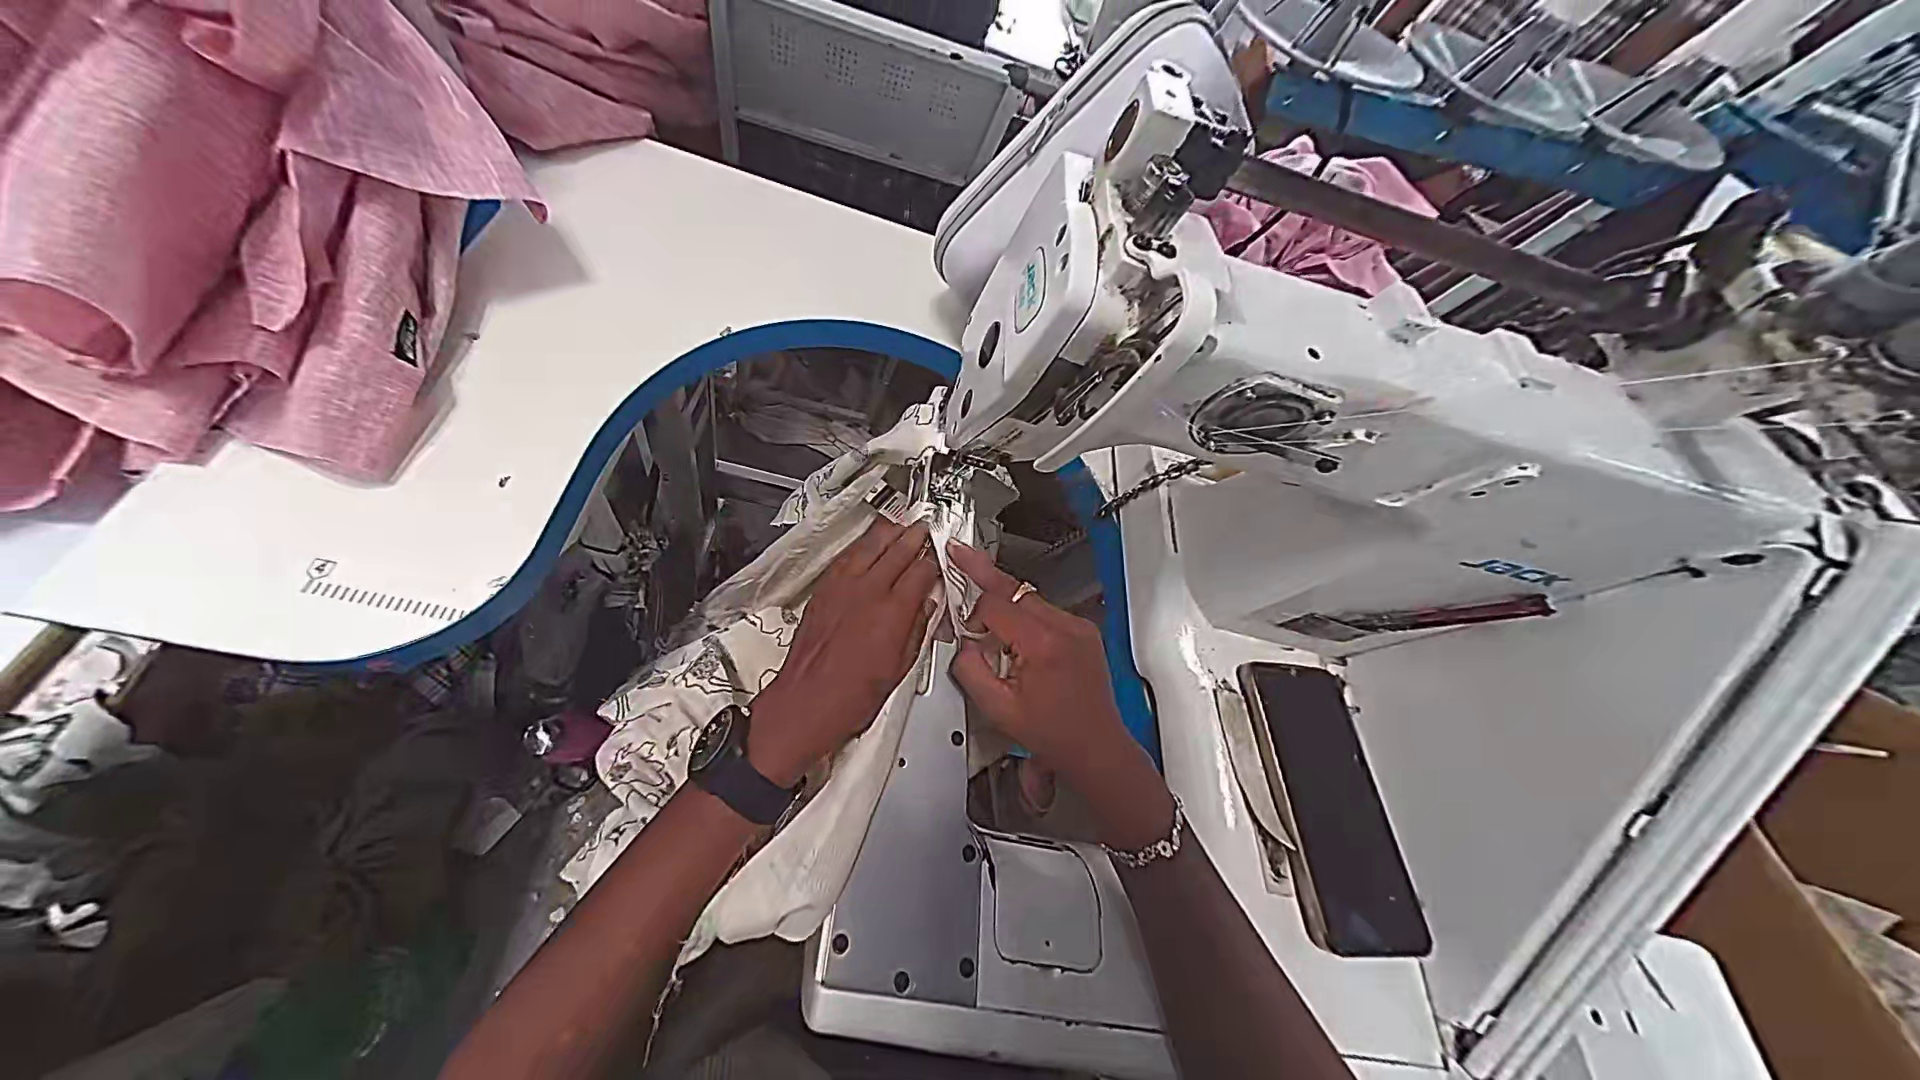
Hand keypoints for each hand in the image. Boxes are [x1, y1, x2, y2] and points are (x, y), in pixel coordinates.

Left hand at [748, 519, 940, 786]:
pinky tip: (866, 544)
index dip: (935, 561)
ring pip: (870, 546)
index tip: (940, 558)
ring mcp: (843, 588)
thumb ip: (916, 630)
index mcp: (894, 611)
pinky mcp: (823, 591)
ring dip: (888, 533)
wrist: (806, 702)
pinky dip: (860, 546)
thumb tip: (925, 609)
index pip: (923, 571)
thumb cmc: (850, 695)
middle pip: (898, 550)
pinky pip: (845, 557)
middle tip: (924, 527)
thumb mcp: (900, 667)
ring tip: (900, 525)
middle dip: (915, 536)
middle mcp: (869, 592)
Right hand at [945, 542, 1173, 848]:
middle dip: (985, 580)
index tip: (959, 614)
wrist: (1096, 747)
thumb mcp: (998, 708)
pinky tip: (1016, 642)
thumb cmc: (1056, 735)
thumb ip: (970, 669)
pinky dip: (1026, 619)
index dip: (972, 613)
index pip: (996, 605)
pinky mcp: (1084, 632)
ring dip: (1006, 607)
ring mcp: (1079, 628)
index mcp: (1044, 644)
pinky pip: (1046, 612)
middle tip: (960, 553)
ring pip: (1030, 599)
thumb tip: (962, 644)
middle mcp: (1067, 628)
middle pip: (1015, 590)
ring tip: (987, 623)